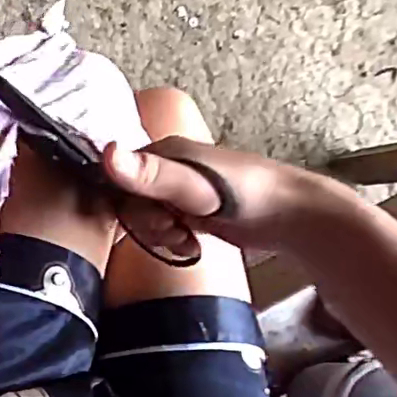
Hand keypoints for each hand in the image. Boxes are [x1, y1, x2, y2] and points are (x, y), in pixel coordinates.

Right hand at [101, 136, 355, 252]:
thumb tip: (106, 154)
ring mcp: (178, 192)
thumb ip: (150, 175)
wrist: (291, 215)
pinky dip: (173, 242)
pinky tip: (191, 245)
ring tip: (186, 239)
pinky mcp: (189, 212)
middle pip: (132, 204)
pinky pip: (163, 229)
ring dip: (161, 237)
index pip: (118, 180)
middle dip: (148, 225)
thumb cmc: (244, 194)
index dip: (128, 206)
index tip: (153, 219)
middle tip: (174, 231)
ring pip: (146, 220)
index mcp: (163, 152)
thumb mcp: (192, 186)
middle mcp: (166, 169)